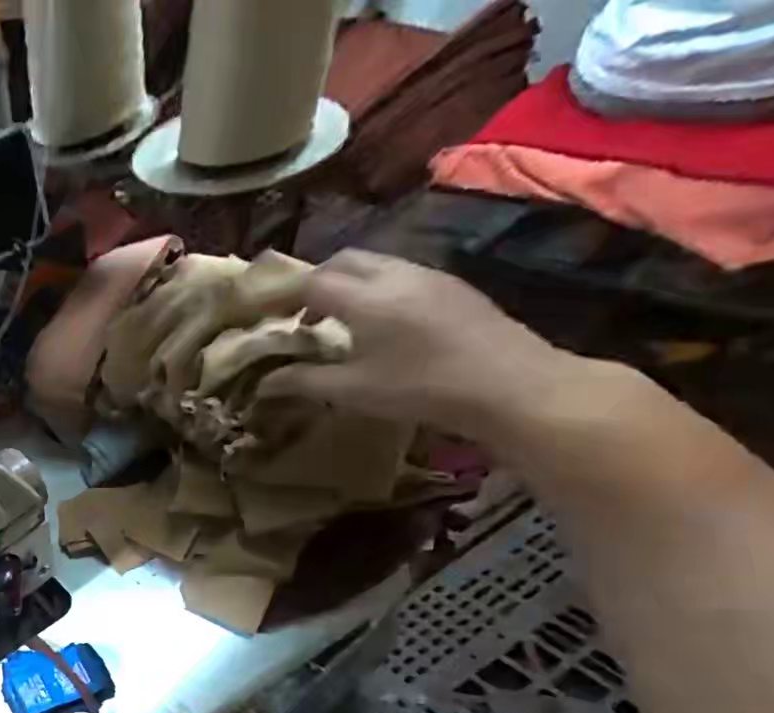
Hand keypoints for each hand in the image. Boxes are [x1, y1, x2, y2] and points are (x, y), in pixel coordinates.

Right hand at [257, 250, 585, 437]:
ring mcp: (429, 277)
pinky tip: (375, 322)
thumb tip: (263, 383)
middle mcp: (396, 276)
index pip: (311, 282)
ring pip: (374, 264)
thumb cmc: (422, 388)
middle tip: (295, 313)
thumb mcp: (352, 390)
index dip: (281, 294)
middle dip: (312, 281)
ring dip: (344, 284)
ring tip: (331, 319)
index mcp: (366, 298)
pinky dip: (373, 288)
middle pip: (342, 261)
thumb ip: (303, 381)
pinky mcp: (452, 288)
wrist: (513, 385)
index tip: (260, 312)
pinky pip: (399, 274)